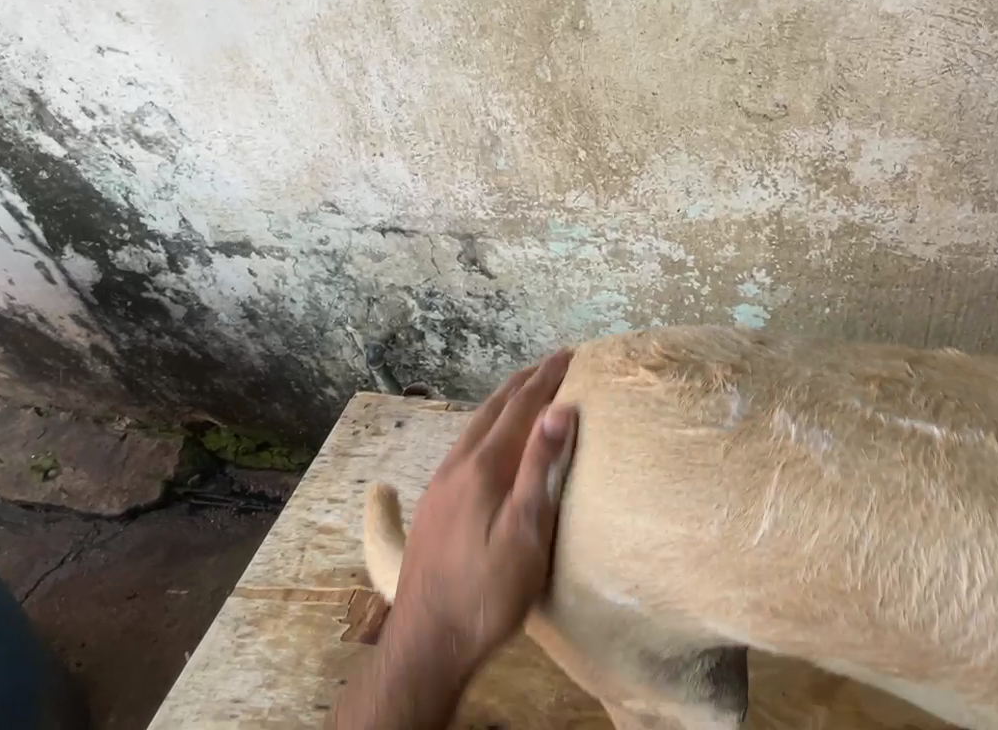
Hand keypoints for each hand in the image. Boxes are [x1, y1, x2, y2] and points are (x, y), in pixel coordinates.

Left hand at [332, 351, 576, 729]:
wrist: (426, 644)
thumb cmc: (487, 592)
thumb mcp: (526, 532)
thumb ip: (540, 467)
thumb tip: (559, 408)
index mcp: (483, 467)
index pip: (521, 407)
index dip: (547, 378)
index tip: (571, 353)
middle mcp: (457, 465)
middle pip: (494, 408)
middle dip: (526, 380)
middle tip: (554, 362)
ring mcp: (440, 484)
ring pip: (476, 424)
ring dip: (506, 400)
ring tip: (527, 388)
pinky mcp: (433, 504)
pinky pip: (466, 443)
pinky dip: (489, 423)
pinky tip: (492, 437)